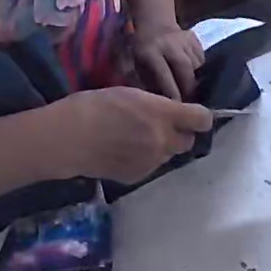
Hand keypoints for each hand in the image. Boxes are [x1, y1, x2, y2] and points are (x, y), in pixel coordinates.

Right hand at [59, 86, 211, 184]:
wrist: (69, 138)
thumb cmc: (95, 105)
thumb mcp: (131, 93)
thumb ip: (156, 106)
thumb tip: (170, 112)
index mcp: (162, 114)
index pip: (202, 119)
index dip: (199, 116)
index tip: (191, 114)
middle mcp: (162, 140)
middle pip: (188, 141)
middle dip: (179, 134)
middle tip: (159, 125)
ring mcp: (151, 161)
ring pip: (168, 154)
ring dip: (161, 147)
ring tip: (136, 138)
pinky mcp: (138, 177)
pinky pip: (151, 166)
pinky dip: (144, 159)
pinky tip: (123, 151)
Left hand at [131, 22, 203, 101]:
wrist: (155, 23)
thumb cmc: (143, 49)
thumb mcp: (137, 64)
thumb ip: (148, 82)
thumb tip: (162, 103)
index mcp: (150, 51)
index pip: (164, 74)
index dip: (172, 91)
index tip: (177, 105)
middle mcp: (168, 44)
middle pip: (184, 67)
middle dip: (189, 86)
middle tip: (190, 99)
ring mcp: (182, 39)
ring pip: (195, 63)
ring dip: (195, 77)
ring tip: (192, 87)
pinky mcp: (193, 38)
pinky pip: (201, 57)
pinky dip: (200, 68)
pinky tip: (194, 73)